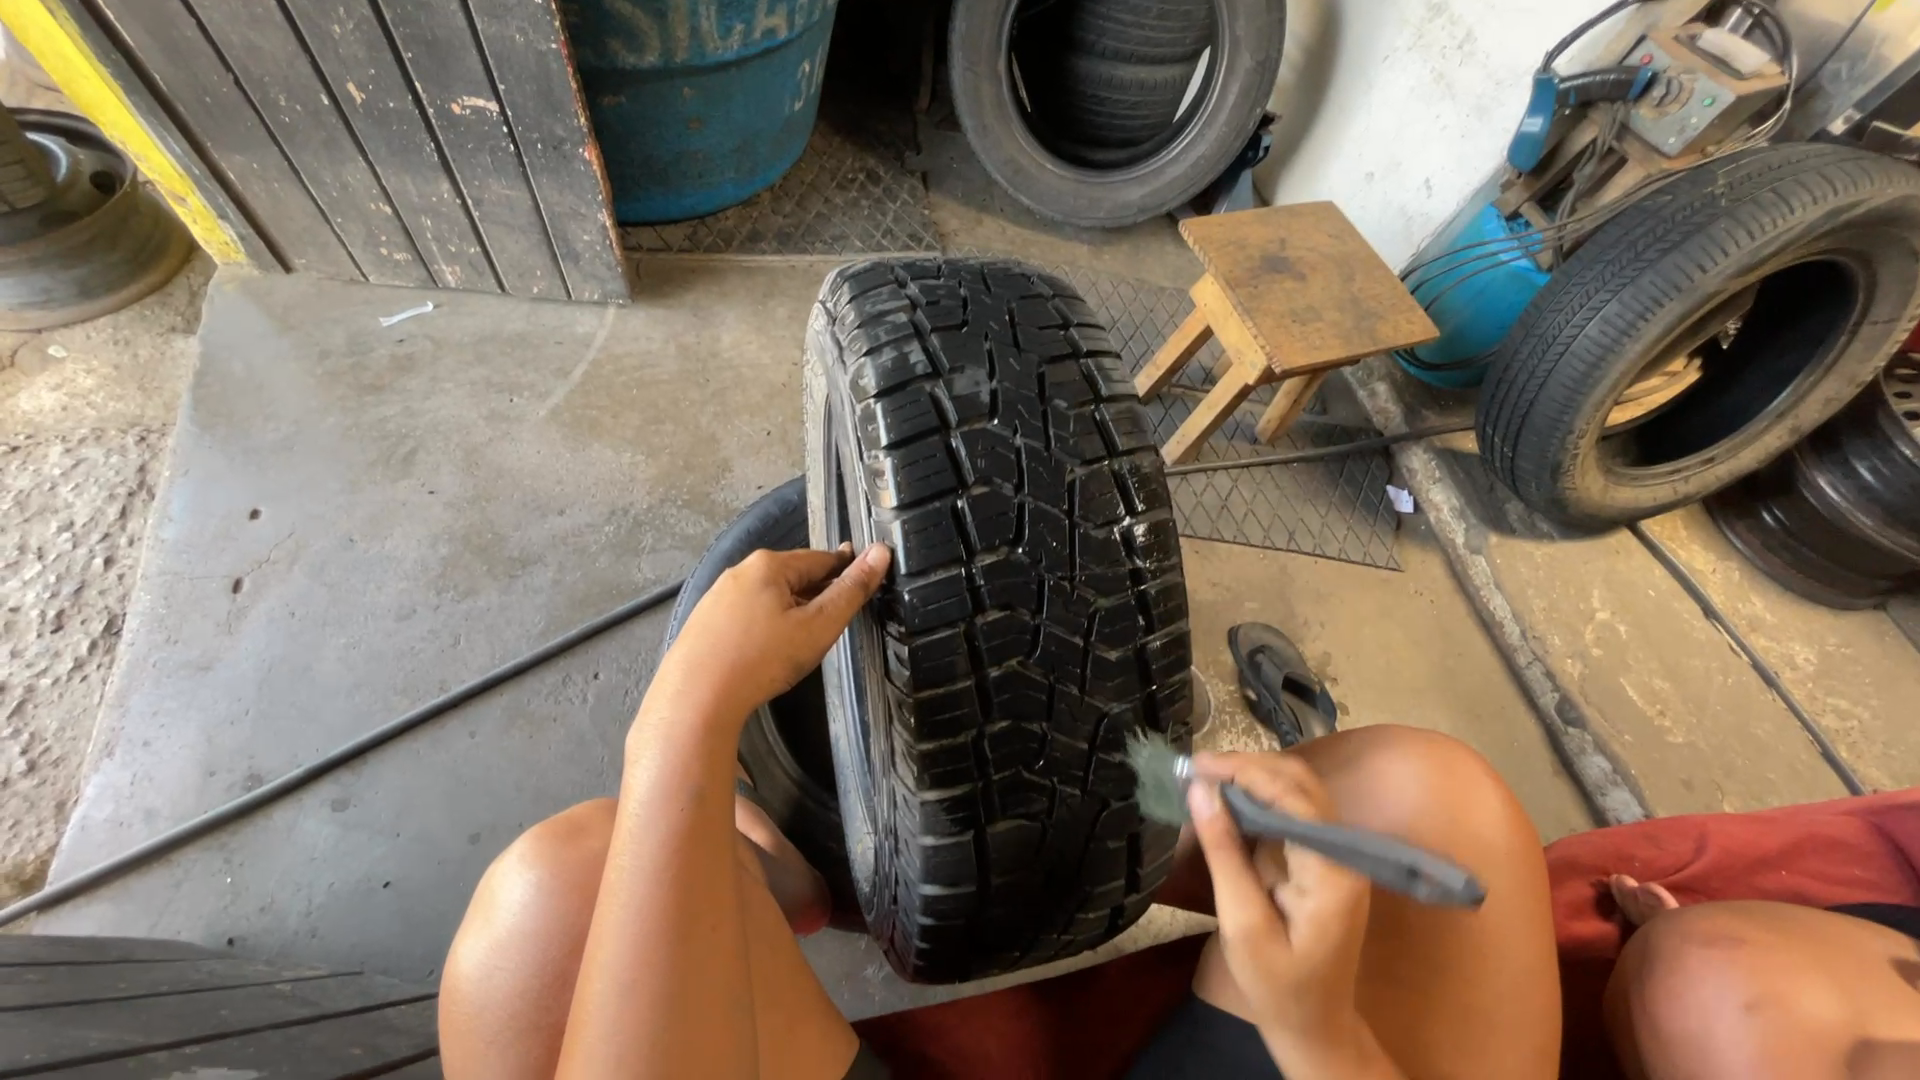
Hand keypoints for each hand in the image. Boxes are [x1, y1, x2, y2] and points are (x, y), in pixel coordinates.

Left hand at [642, 543, 889, 731]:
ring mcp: (717, 597)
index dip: (846, 573)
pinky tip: (768, 652)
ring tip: (803, 641)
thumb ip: (851, 590)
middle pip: (793, 576)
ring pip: (769, 597)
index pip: (822, 558)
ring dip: (790, 612)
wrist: (694, 700)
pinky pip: (747, 615)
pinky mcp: (704, 623)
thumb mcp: (818, 626)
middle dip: (816, 595)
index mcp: (769, 564)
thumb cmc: (761, 660)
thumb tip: (881, 552)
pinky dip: (765, 627)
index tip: (862, 587)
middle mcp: (739, 572)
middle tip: (835, 621)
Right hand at [1188, 751, 1375, 1066]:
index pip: (1293, 798)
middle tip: (1197, 768)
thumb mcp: (1242, 923)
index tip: (1197, 766)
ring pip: (1298, 789)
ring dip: (1253, 775)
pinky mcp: (1322, 857)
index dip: (1245, 772)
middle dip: (1248, 766)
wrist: (1315, 1024)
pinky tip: (1227, 796)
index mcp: (1333, 872)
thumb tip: (1200, 790)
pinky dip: (1259, 794)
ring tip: (1206, 776)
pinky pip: (1293, 809)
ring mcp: (1337, 854)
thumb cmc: (1277, 984)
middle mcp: (1344, 853)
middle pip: (1301, 783)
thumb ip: (1224, 852)